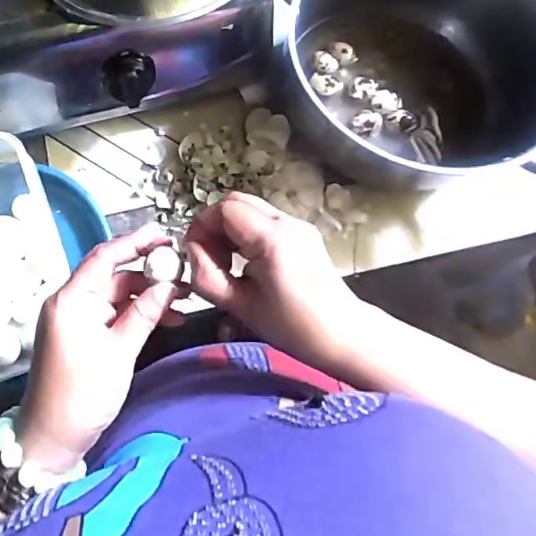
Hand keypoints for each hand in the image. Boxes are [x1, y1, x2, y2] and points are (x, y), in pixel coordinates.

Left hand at [16, 225, 180, 472]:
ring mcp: (75, 317)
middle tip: (183, 269)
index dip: (136, 241)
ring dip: (148, 293)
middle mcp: (70, 301)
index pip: (106, 256)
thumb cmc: (82, 395)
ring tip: (183, 298)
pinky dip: (137, 311)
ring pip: (117, 292)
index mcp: (71, 298)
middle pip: (114, 272)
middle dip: (149, 270)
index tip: (166, 235)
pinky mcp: (82, 333)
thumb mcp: (120, 352)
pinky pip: (113, 311)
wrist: (49, 442)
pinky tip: (165, 317)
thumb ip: (145, 313)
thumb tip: (170, 284)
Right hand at [185, 192, 367, 373]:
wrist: (342, 334)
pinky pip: (266, 221)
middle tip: (210, 257)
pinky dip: (248, 233)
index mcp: (271, 238)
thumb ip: (207, 276)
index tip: (197, 254)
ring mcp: (297, 225)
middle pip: (237, 201)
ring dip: (231, 229)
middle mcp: (286, 222)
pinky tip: (248, 263)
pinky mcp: (303, 233)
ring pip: (251, 209)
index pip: (225, 209)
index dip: (203, 227)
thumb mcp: (240, 306)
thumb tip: (192, 253)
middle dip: (215, 224)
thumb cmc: (292, 326)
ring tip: (229, 264)